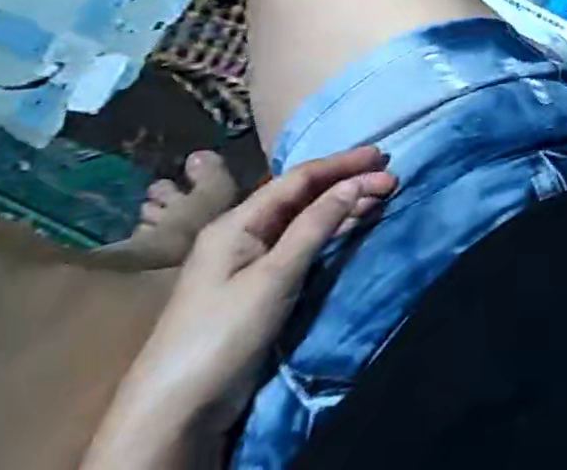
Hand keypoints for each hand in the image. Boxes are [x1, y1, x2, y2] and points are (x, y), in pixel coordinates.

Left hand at [83, 149, 396, 467]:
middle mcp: (244, 233)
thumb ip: (315, 225)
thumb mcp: (274, 276)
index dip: (342, 164)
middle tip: (390, 178)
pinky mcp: (260, 286)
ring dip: (343, 206)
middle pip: (303, 196)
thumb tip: (354, 183)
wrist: (175, 411)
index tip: (382, 156)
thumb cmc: (222, 334)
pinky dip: (331, 231)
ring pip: (305, 219)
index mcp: (238, 222)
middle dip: (347, 183)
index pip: (298, 179)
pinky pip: (302, 244)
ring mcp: (251, 260)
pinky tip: (354, 225)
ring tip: (382, 197)